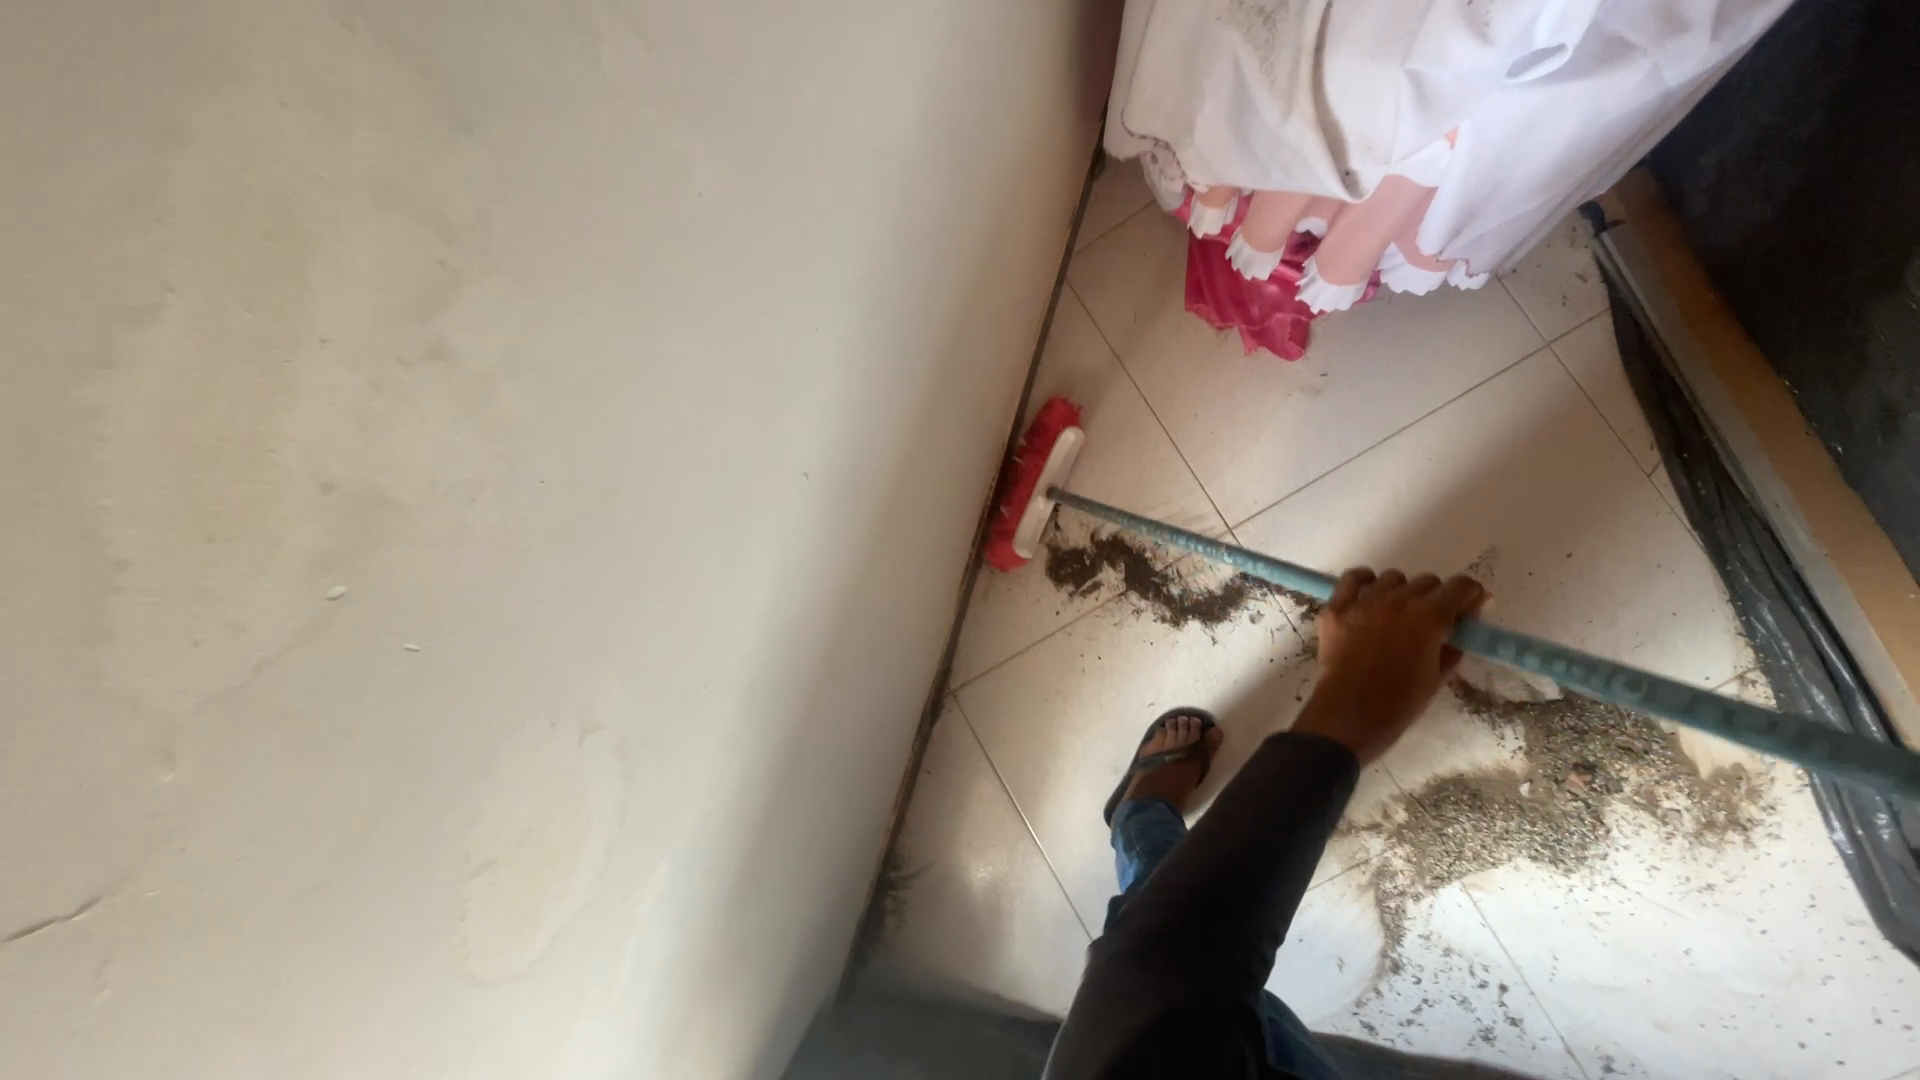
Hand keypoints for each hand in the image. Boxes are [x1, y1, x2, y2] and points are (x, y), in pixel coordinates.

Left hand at [1290, 568, 1487, 763]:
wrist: (1351, 711)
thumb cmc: (1400, 700)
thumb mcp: (1438, 675)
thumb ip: (1451, 645)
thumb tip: (1458, 630)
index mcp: (1429, 617)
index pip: (1460, 586)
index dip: (1469, 595)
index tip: (1468, 607)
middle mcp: (1397, 600)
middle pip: (1426, 582)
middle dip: (1435, 597)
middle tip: (1430, 619)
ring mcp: (1363, 602)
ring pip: (1391, 578)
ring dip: (1400, 591)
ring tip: (1396, 613)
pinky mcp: (1335, 608)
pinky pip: (1352, 579)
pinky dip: (1363, 582)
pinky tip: (1368, 595)